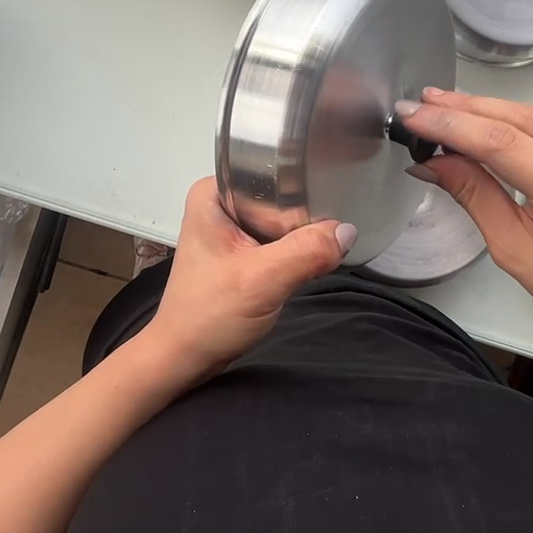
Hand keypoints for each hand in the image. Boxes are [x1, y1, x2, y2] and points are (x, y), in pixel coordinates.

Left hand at [147, 178, 352, 374]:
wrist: (185, 358)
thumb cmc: (209, 316)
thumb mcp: (261, 281)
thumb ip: (305, 252)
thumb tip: (347, 230)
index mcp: (213, 193)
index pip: (272, 174)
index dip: (303, 191)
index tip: (332, 207)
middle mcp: (220, 203)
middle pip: (281, 195)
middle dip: (306, 215)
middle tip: (333, 233)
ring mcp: (230, 229)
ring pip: (283, 219)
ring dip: (303, 235)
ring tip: (326, 245)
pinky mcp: (241, 252)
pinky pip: (279, 239)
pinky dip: (296, 250)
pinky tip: (312, 258)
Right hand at [394, 90, 532, 358]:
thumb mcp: (514, 252)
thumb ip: (475, 197)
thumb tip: (432, 161)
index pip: (505, 144)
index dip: (454, 125)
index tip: (415, 117)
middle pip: (525, 120)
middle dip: (468, 108)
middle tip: (424, 102)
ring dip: (490, 111)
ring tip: (444, 105)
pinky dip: (518, 124)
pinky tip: (487, 123)